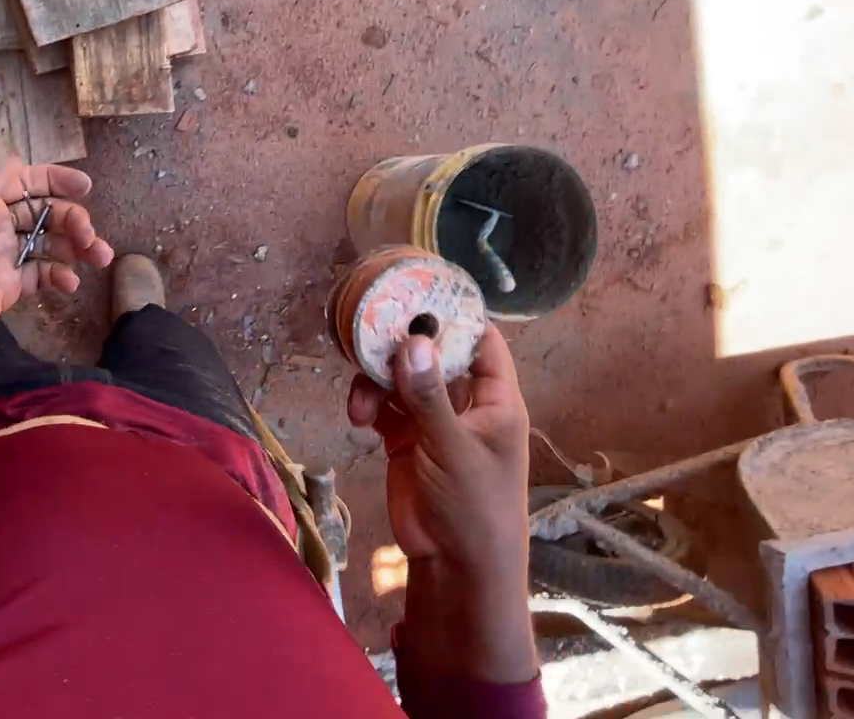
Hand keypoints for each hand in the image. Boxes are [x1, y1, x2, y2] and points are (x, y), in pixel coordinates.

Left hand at [0, 159, 113, 366]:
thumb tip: (12, 164)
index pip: (22, 182)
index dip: (54, 179)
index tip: (83, 185)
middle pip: (44, 212)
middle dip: (72, 217)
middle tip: (89, 234)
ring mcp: (2, 258)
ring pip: (49, 243)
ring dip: (76, 245)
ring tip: (97, 256)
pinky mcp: (6, 290)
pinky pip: (41, 276)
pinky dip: (60, 276)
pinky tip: (70, 283)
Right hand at [348, 324, 535, 682]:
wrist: (453, 565)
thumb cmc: (475, 507)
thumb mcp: (453, 448)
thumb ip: (429, 396)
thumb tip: (410, 341)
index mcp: (494, 400)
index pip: (482, 342)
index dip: (457, 315)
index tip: (420, 289)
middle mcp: (463, 401)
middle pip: (430, 353)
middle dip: (400, 343)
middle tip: (369, 331)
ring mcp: (431, 418)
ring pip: (398, 376)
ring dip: (375, 379)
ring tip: (362, 398)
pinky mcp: (403, 436)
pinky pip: (380, 403)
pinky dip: (366, 404)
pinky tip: (359, 419)